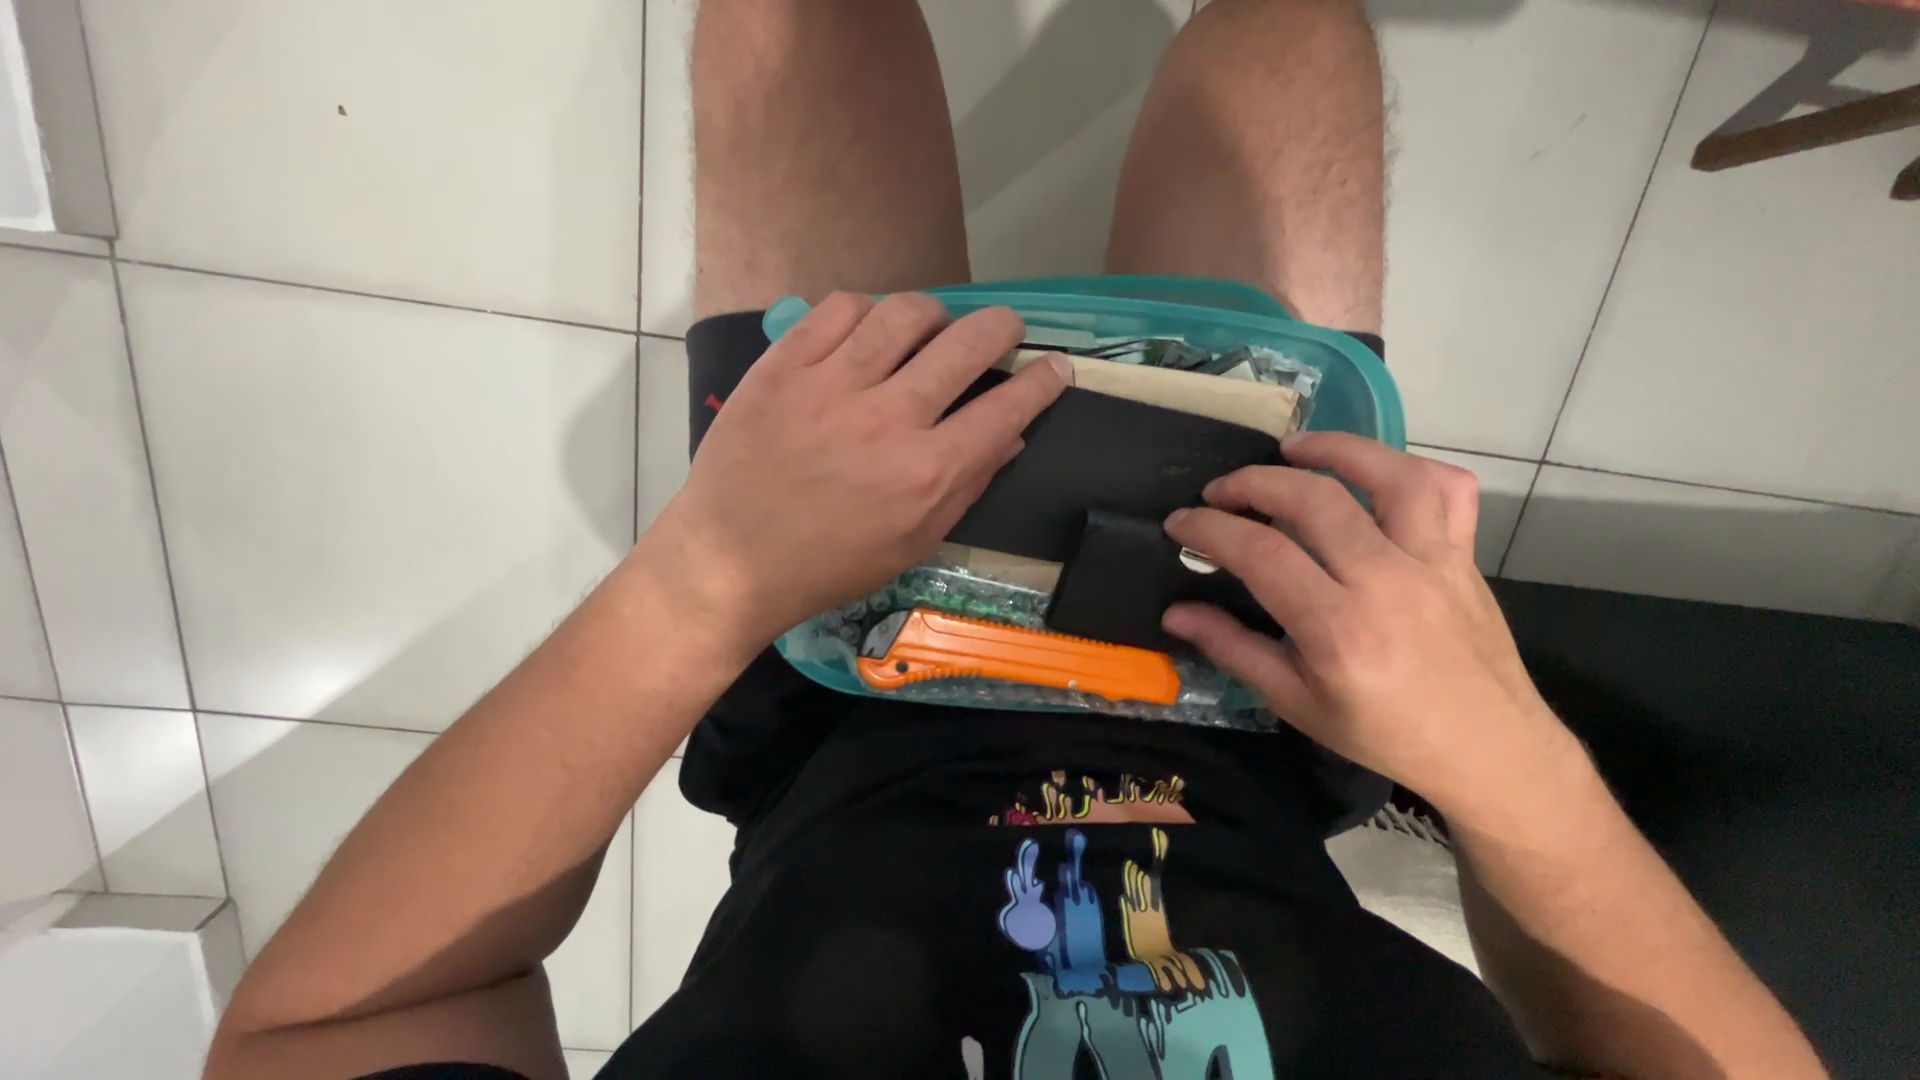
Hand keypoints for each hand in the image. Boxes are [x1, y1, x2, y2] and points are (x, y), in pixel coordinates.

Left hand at [641, 291, 1071, 649]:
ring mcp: (832, 385)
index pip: (1005, 409)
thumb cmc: (829, 565)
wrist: (732, 560)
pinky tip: (869, 329)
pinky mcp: (784, 367)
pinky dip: (866, 310)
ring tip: (935, 325)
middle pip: (965, 345)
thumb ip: (966, 487)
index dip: (1041, 381)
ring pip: (903, 314)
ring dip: (935, 313)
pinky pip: (837, 310)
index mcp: (926, 472)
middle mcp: (888, 418)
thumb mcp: (912, 544)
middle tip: (1005, 329)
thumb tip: (1012, 437)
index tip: (1056, 366)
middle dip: (1002, 328)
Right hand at [1160, 432, 1575, 818]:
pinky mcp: (1464, 557)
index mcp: (1338, 630)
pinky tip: (1371, 472)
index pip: (1260, 553)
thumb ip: (1233, 649)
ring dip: (1334, 449)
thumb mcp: (1294, 702)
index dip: (1209, 528)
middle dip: (1252, 483)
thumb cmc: (1382, 733)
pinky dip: (1410, 466)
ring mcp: (1434, 563)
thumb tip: (1175, 613)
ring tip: (1292, 449)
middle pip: (1313, 500)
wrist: (1487, 750)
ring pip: (1390, 476)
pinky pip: (1450, 490)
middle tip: (1219, 492)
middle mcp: (1387, 583)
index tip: (1180, 523)